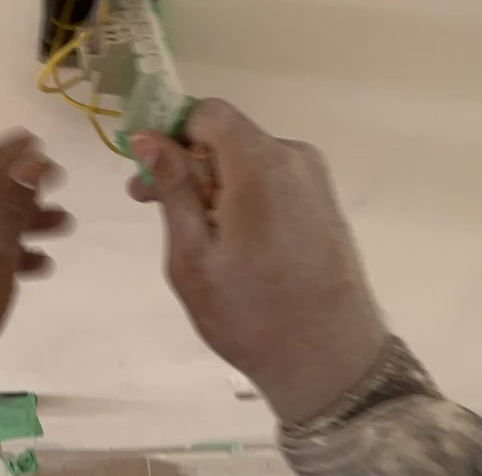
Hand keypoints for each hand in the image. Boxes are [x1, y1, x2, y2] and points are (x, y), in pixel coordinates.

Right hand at [127, 99, 386, 423]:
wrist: (334, 369)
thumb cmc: (252, 315)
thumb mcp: (194, 256)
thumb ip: (172, 188)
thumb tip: (147, 136)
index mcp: (261, 164)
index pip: (208, 113)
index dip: (172, 131)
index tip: (148, 168)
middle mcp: (293, 158)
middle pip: (225, 136)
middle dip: (186, 164)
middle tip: (150, 204)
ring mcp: (313, 179)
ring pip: (245, 158)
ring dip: (211, 183)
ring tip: (189, 232)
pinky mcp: (322, 200)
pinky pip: (269, 178)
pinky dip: (241, 194)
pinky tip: (226, 238)